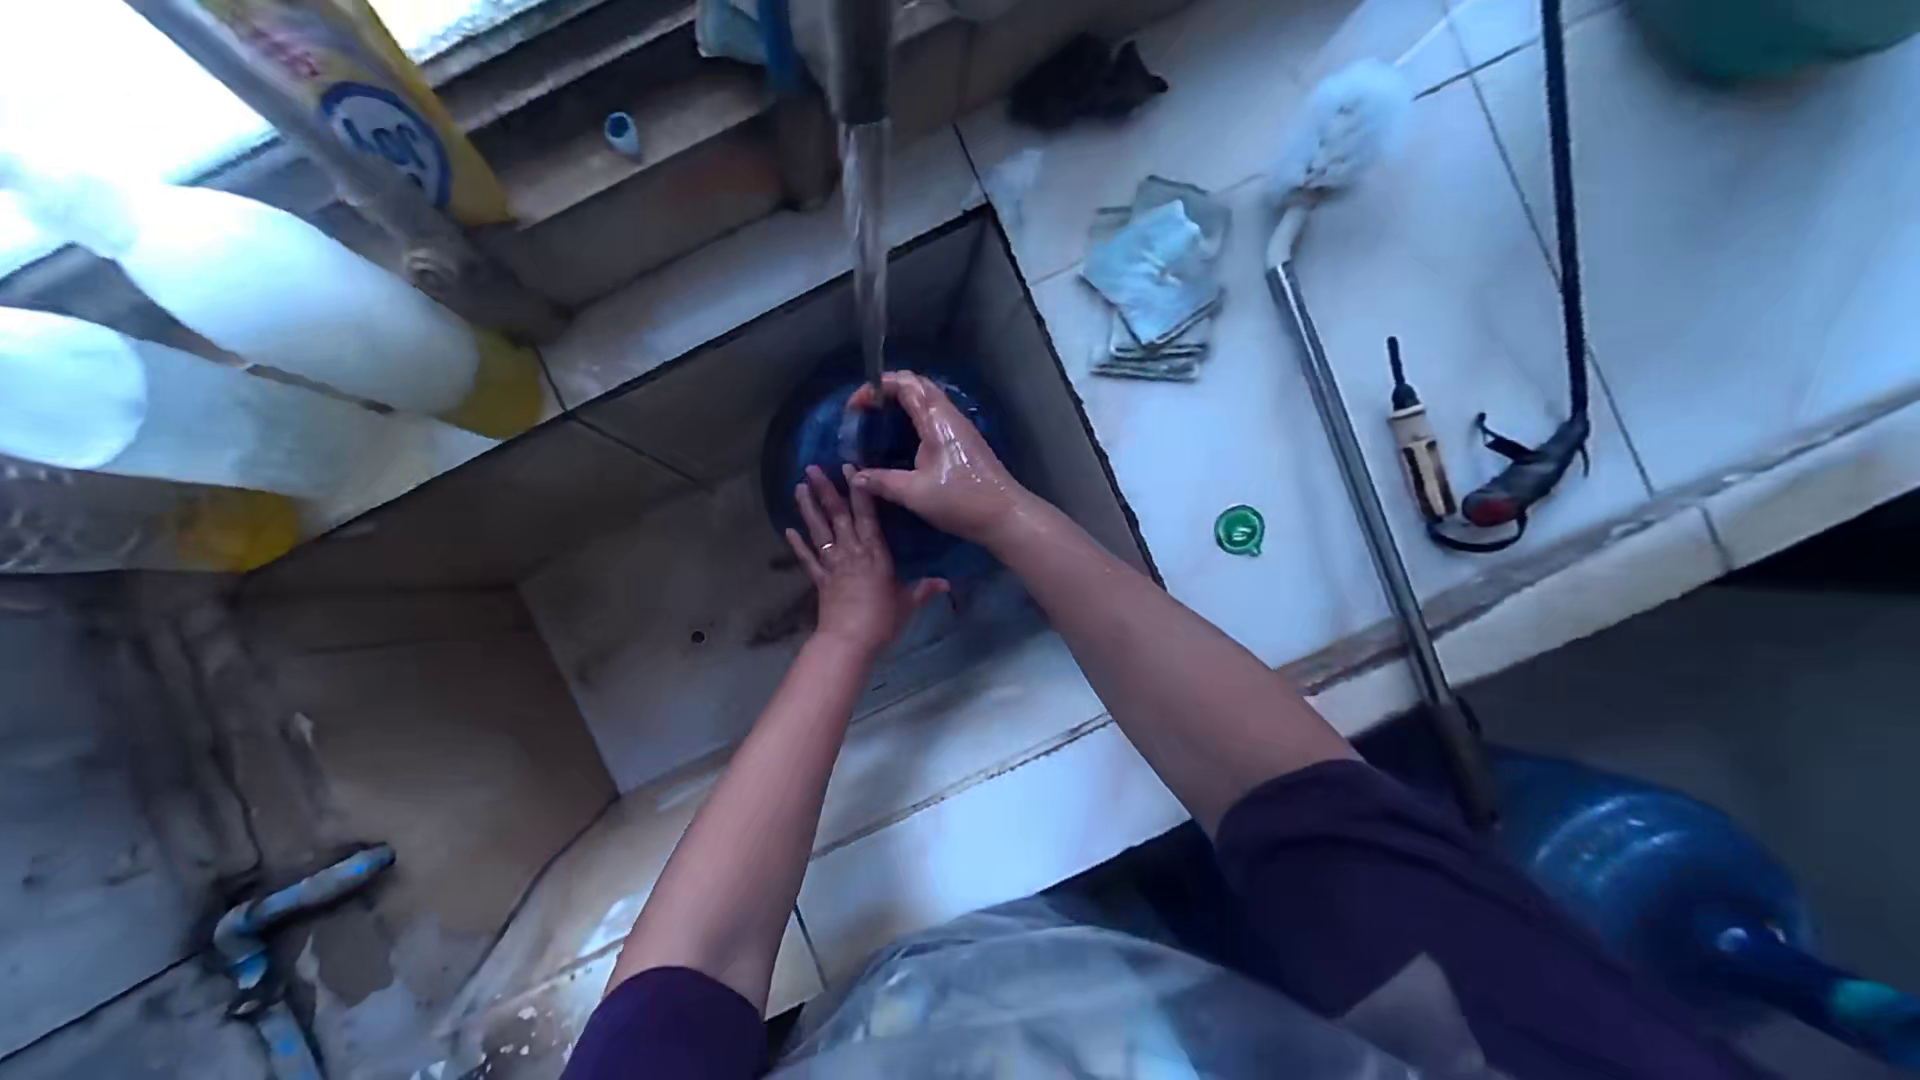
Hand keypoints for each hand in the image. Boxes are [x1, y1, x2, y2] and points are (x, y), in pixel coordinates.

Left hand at [787, 464, 949, 657]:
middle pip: (838, 516)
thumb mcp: (908, 603)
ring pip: (820, 531)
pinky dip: (798, 545)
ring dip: (809, 508)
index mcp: (876, 554)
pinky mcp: (820, 581)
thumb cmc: (882, 621)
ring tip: (799, 486)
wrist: (849, 642)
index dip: (860, 492)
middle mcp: (852, 553)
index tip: (850, 469)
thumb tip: (946, 582)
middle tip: (813, 467)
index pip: (867, 516)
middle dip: (827, 490)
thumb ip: (924, 590)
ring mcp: (833, 566)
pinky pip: (808, 559)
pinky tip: (788, 529)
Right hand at [847, 371, 1034, 547]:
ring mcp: (959, 428)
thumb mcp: (914, 493)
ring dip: (902, 404)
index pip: (906, 384)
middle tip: (865, 412)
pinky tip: (900, 440)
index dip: (877, 386)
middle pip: (917, 386)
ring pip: (927, 401)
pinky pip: (935, 417)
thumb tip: (855, 477)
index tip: (857, 406)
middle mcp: (950, 416)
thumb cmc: (961, 501)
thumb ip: (882, 481)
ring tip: (878, 423)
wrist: (1005, 516)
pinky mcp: (964, 441)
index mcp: (937, 420)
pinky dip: (914, 419)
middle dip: (888, 391)